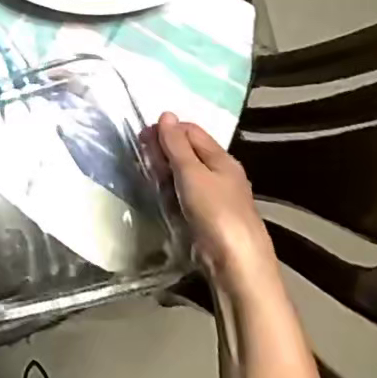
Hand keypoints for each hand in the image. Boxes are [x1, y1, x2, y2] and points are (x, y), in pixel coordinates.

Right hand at [158, 112, 278, 292]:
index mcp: (221, 159)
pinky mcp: (206, 217)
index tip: (142, 135)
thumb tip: (166, 114)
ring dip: (165, 169)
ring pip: (185, 174)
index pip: (192, 131)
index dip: (167, 129)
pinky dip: (170, 189)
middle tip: (140, 153)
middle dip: (164, 148)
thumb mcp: (192, 173)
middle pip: (189, 151)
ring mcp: (214, 197)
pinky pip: (184, 194)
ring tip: (145, 171)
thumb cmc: (216, 212)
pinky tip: (159, 193)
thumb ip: (177, 145)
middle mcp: (220, 174)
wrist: (236, 263)